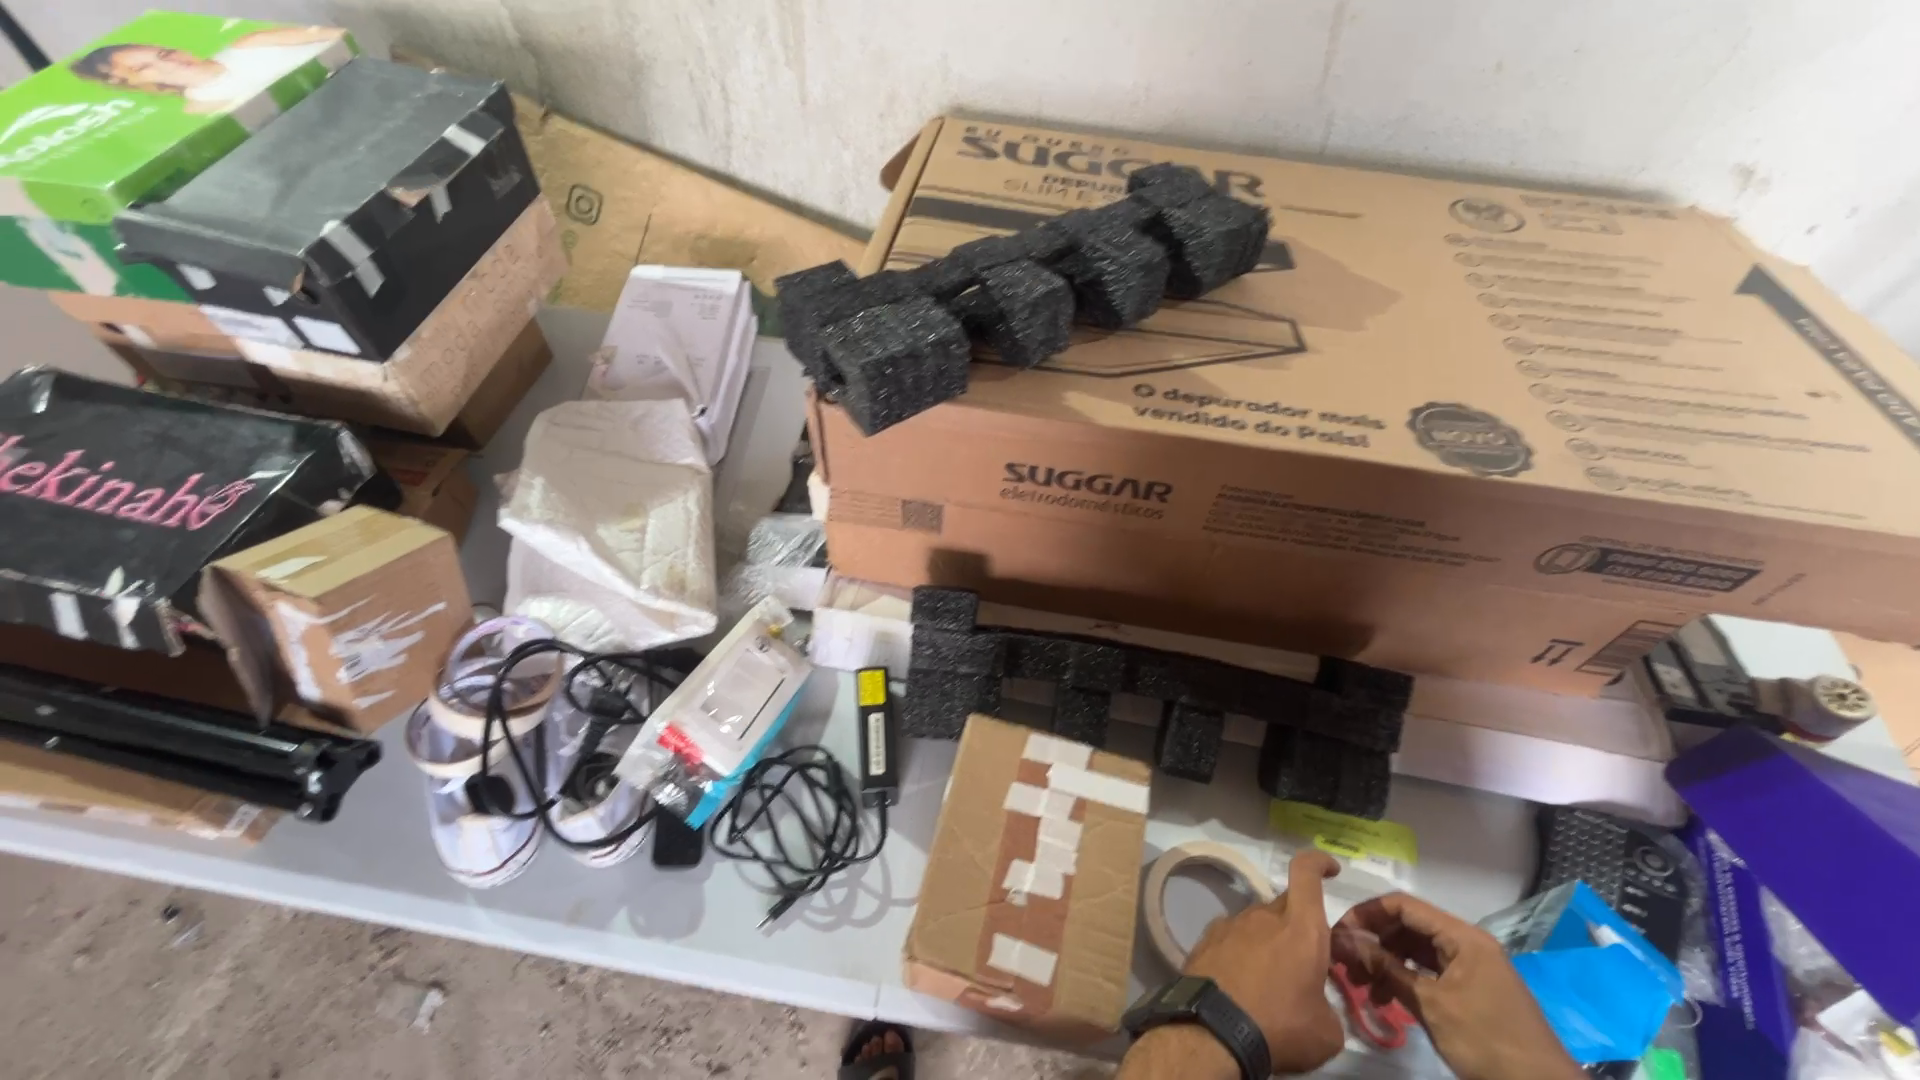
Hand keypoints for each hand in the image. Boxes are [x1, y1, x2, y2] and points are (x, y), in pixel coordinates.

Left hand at [1183, 851, 1344, 1074]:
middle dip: (1298, 927)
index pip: (1306, 872)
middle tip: (1303, 964)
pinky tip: (1240, 983)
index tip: (1330, 869)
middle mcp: (1264, 916)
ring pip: (1258, 923)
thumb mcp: (1326, 1031)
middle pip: (1286, 906)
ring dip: (1268, 943)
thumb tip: (1317, 1004)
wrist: (1212, 1031)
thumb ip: (1329, 1005)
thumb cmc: (1280, 1026)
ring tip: (1269, 983)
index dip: (1318, 862)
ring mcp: (1231, 923)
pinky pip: (1233, 937)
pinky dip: (1241, 952)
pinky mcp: (1206, 938)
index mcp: (1301, 928)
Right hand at [1332, 893, 1581, 1079]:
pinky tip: (1385, 999)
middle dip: (1373, 942)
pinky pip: (1429, 973)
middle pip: (1408, 927)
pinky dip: (1404, 980)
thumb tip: (1343, 940)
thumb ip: (1384, 967)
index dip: (1367, 914)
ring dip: (1385, 964)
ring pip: (1416, 952)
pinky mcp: (1472, 991)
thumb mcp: (1430, 1004)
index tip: (1338, 934)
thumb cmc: (1486, 1042)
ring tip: (1361, 988)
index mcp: (1463, 937)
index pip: (1404, 905)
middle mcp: (1467, 944)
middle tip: (1344, 964)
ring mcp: (1471, 968)